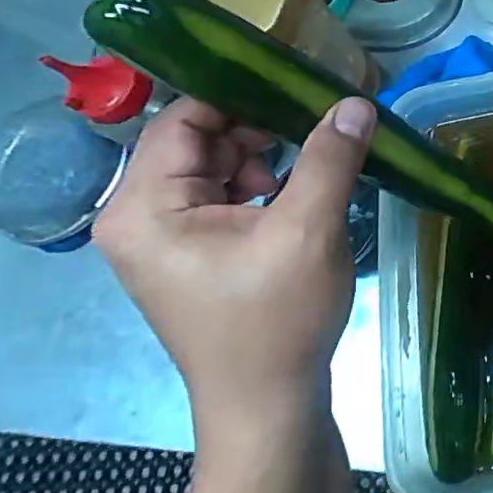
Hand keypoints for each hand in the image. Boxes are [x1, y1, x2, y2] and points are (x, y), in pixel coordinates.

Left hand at [94, 96, 375, 441]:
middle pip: (196, 143)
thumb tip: (356, 102)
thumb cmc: (278, 320)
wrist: (270, 406)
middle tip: (314, 132)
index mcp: (142, 207)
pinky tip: (294, 204)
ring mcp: (161, 241)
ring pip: (212, 170)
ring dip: (262, 162)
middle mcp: (136, 218)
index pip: (184, 119)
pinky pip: (220, 201)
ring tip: (307, 177)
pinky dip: (259, 191)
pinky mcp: (189, 258)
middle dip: (256, 133)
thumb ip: (330, 158)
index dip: (241, 96)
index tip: (299, 87)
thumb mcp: (309, 230)